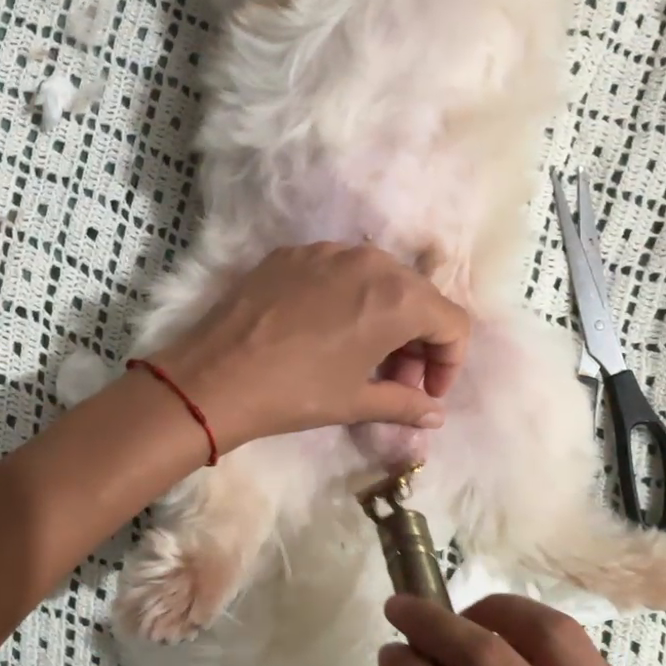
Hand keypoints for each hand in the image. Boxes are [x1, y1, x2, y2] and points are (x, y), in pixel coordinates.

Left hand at [148, 242, 469, 450]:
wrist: (214, 378)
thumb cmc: (295, 393)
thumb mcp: (355, 402)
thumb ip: (405, 404)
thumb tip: (435, 414)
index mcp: (398, 296)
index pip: (452, 322)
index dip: (449, 363)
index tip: (428, 394)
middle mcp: (370, 260)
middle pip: (417, 296)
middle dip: (417, 341)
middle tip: (396, 381)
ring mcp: (327, 250)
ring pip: (377, 279)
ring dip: (383, 317)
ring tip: (362, 358)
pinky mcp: (291, 253)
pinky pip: (337, 271)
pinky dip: (346, 299)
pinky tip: (323, 333)